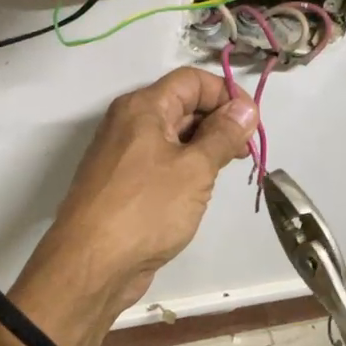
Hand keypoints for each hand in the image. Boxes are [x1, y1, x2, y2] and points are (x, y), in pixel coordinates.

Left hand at [38, 67, 256, 311]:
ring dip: (204, 148)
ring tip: (227, 171)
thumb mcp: (194, 169)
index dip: (226, 94)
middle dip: (219, 122)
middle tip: (245, 151)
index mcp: (142, 108)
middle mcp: (129, 125)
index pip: (191, 81)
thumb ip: (223, 136)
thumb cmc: (146, 209)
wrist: (93, 264)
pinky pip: (162, 165)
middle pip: (182, 106)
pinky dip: (186, 170)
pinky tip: (201, 192)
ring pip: (174, 138)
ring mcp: (124, 157)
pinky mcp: (125, 187)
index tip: (252, 123)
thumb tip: (245, 109)